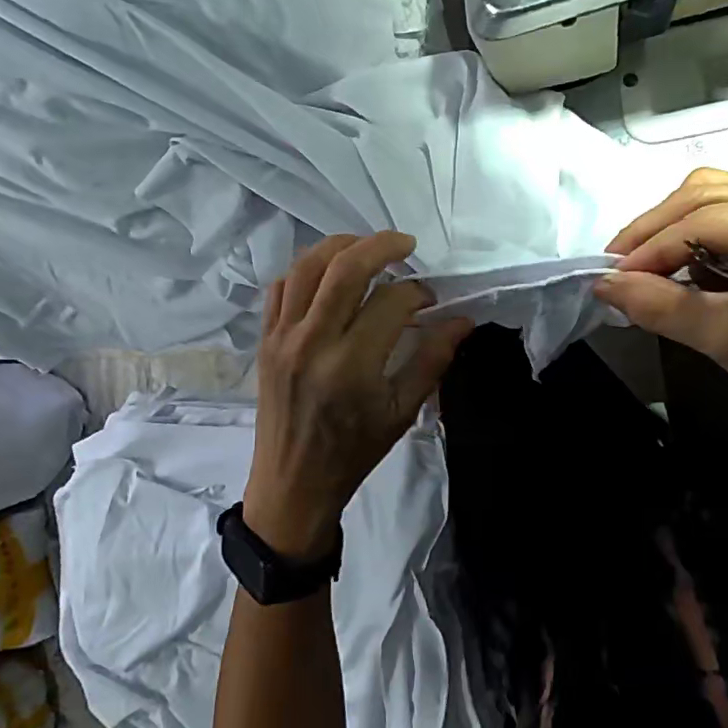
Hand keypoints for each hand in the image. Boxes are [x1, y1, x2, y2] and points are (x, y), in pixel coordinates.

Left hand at [245, 232, 473, 560]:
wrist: (293, 482)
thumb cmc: (354, 452)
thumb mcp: (402, 411)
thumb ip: (433, 360)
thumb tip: (463, 320)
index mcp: (352, 365)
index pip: (391, 302)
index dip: (419, 293)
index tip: (430, 301)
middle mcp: (313, 342)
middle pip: (345, 267)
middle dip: (381, 245)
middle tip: (406, 245)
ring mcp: (282, 338)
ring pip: (307, 267)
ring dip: (341, 246)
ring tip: (367, 247)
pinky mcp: (264, 340)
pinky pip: (281, 287)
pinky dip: (306, 270)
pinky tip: (328, 274)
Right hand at [593, 170, 727, 432]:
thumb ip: (665, 308)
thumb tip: (604, 284)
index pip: (713, 219)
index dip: (654, 246)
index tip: (612, 278)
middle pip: (713, 194)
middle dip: (656, 231)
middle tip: (618, 270)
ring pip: (719, 194)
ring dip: (673, 228)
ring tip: (645, 268)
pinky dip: (698, 234)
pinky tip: (685, 265)